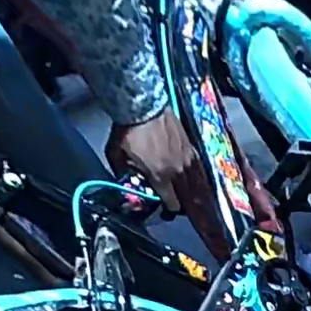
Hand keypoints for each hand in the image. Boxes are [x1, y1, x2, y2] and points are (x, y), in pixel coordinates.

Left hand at [105, 109, 232, 257]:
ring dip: (185, 184)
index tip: (163, 209)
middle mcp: (179, 171)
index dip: (168, 210)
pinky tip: (181, 166)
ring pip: (192, 181)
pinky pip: (193, 165)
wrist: (142, 100)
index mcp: (162, 178)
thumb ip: (125, 177)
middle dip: (179, 199)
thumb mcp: (117, 157)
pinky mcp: (191, 144)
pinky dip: (188, 169)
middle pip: (186, 196)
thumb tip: (129, 189)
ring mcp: (187, 157)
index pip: (172, 205)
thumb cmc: (128, 130)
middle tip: (170, 196)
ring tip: (178, 183)